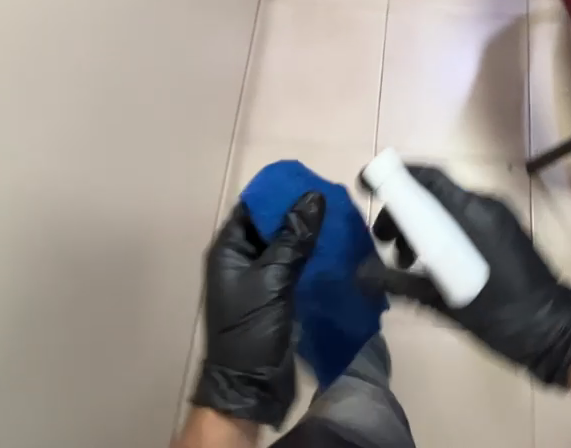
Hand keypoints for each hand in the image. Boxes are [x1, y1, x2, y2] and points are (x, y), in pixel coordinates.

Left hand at [191, 192, 324, 426]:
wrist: (250, 388)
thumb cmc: (251, 330)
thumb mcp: (273, 279)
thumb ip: (293, 238)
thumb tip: (314, 197)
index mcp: (229, 249)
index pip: (253, 207)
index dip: (279, 192)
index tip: (310, 181)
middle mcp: (242, 258)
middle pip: (272, 223)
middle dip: (299, 211)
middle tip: (333, 201)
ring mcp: (260, 278)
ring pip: (286, 244)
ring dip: (309, 234)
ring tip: (340, 221)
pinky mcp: (277, 295)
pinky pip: (296, 265)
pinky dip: (312, 256)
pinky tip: (337, 250)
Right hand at [357, 165, 570, 386]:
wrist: (555, 332)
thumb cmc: (500, 317)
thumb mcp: (444, 302)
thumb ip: (399, 282)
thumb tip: (358, 274)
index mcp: (471, 215)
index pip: (428, 178)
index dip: (395, 175)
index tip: (367, 182)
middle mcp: (485, 205)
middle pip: (433, 192)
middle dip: (402, 210)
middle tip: (382, 240)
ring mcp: (497, 215)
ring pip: (447, 206)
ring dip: (421, 225)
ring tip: (405, 261)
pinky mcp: (504, 228)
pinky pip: (464, 218)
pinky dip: (441, 232)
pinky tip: (432, 262)